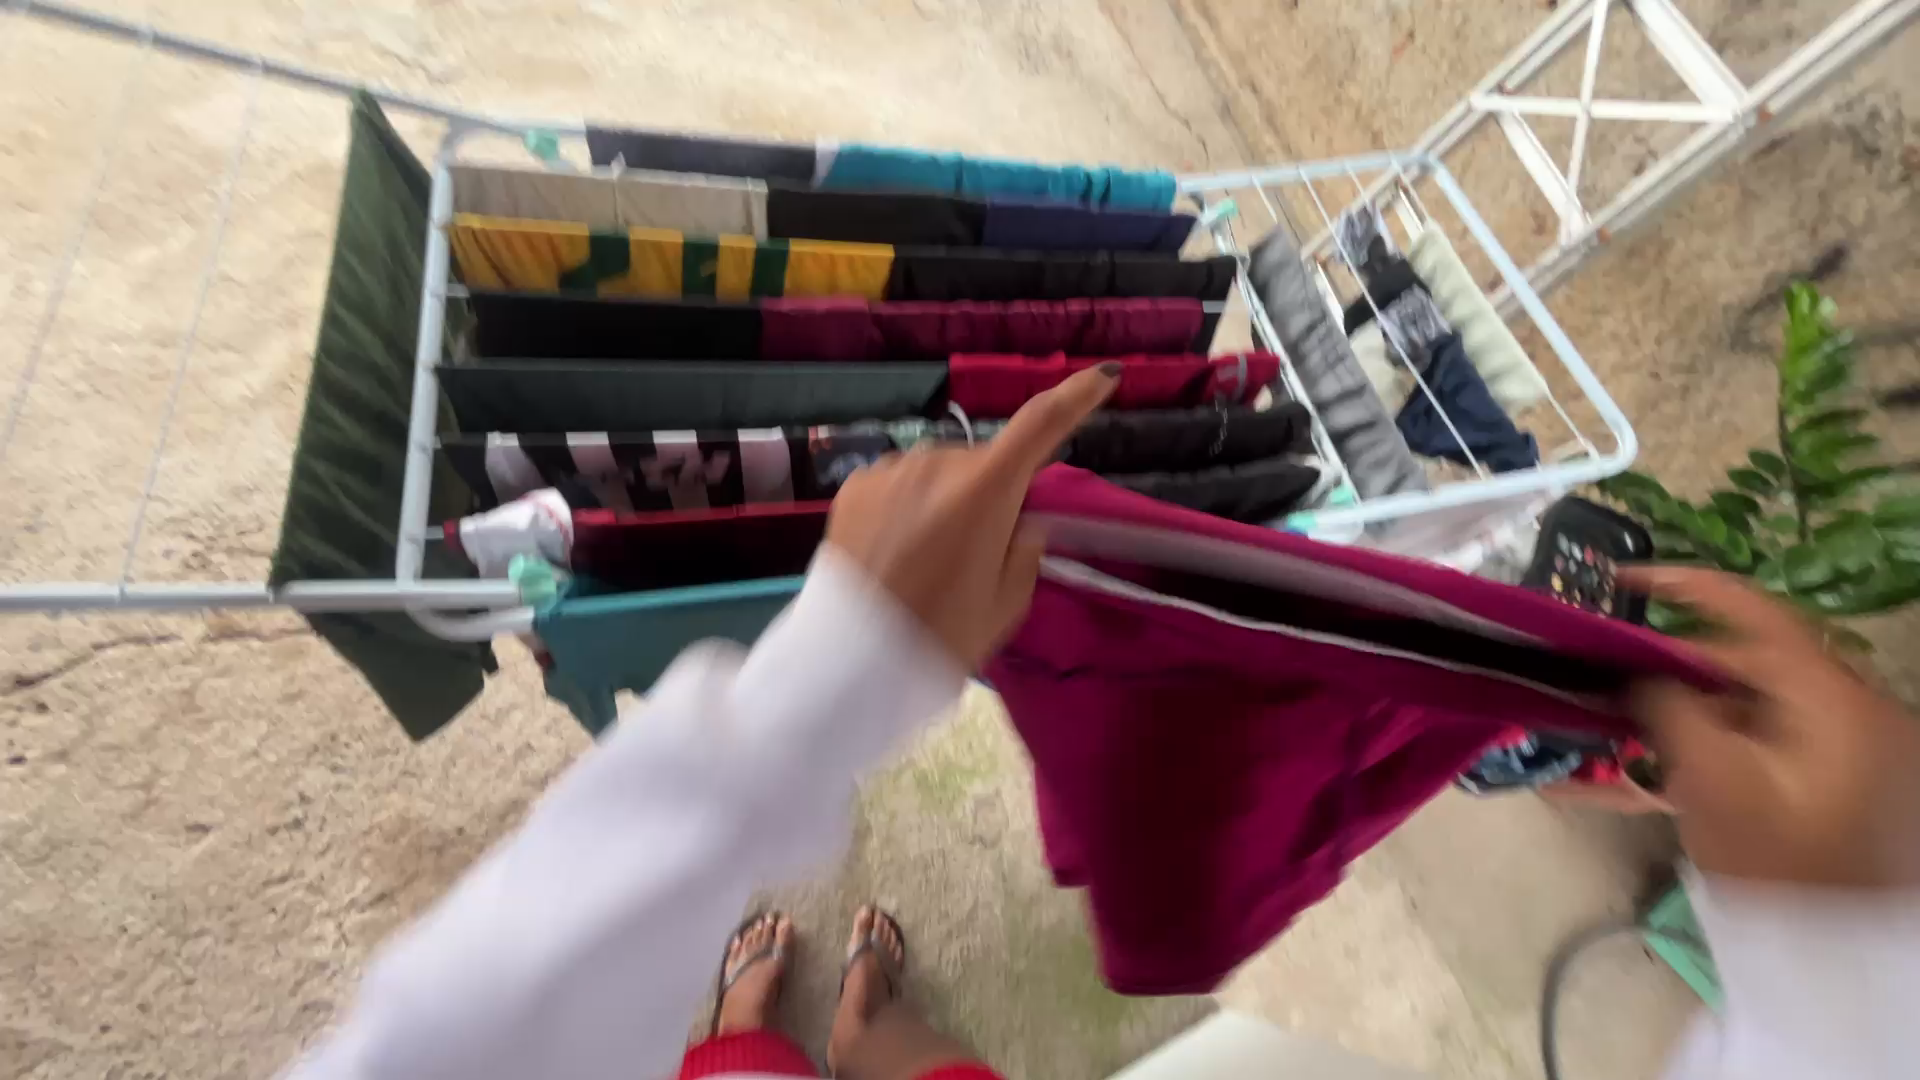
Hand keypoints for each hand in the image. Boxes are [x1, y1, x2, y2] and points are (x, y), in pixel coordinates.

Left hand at [824, 365, 1118, 669]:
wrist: (851, 659)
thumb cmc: (941, 636)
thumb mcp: (1005, 603)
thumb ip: (1025, 550)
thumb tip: (1022, 520)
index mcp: (986, 490)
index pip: (1043, 424)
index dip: (1077, 396)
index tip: (1104, 376)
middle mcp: (938, 463)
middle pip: (983, 464)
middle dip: (989, 493)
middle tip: (974, 552)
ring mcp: (891, 469)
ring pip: (938, 472)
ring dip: (944, 499)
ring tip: (923, 558)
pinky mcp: (855, 484)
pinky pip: (898, 483)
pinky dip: (905, 505)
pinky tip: (891, 548)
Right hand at [1623, 566, 1919, 887]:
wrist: (1828, 939)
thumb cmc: (1775, 854)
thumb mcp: (1711, 776)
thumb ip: (1669, 707)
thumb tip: (1636, 673)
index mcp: (1827, 699)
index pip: (1753, 613)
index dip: (1683, 586)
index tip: (1620, 580)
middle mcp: (1836, 708)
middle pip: (1735, 660)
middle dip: (1660, 660)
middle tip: (1596, 667)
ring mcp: (1825, 743)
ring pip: (1729, 698)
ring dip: (1665, 702)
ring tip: (1605, 712)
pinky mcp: (1807, 771)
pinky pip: (1736, 735)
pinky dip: (1683, 739)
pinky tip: (1627, 764)